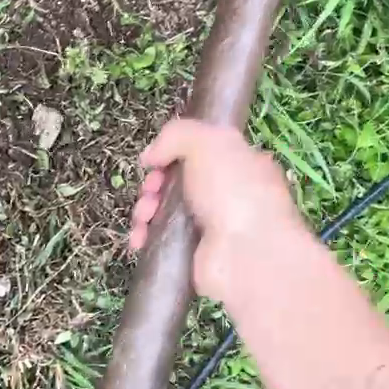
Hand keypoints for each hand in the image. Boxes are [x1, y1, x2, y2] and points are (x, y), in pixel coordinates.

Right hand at [130, 116, 312, 301]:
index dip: (170, 155)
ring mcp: (208, 227)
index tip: (155, 163)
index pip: (197, 154)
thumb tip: (151, 155)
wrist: (248, 254)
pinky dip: (144, 238)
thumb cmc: (234, 191)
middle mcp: (225, 195)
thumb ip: (177, 135)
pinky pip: (159, 240)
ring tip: (143, 219)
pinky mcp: (191, 254)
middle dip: (152, 186)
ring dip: (144, 212)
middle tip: (150, 193)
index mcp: (237, 164)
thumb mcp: (210, 142)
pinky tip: (140, 240)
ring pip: (163, 212)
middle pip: (174, 184)